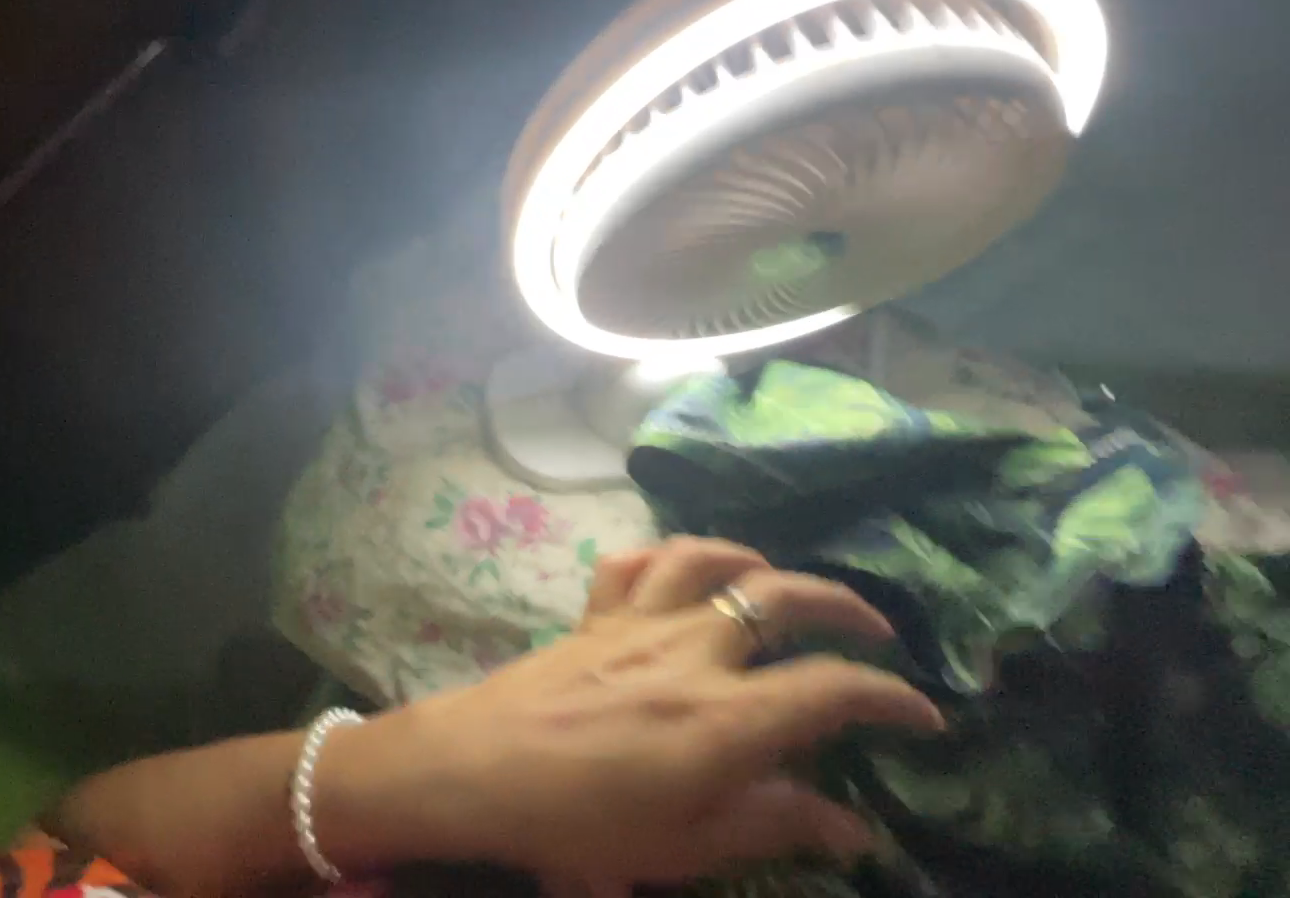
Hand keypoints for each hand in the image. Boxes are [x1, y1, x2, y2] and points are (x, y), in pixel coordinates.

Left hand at [320, 537, 941, 892]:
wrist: (479, 769)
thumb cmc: (581, 821)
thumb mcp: (687, 845)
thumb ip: (774, 823)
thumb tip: (853, 824)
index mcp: (724, 718)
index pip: (831, 688)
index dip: (891, 697)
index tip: (922, 713)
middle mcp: (687, 650)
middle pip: (778, 595)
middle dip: (840, 603)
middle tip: (871, 628)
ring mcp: (635, 622)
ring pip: (705, 559)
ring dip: (752, 560)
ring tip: (779, 582)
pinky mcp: (593, 613)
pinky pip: (631, 561)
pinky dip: (664, 555)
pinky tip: (681, 571)